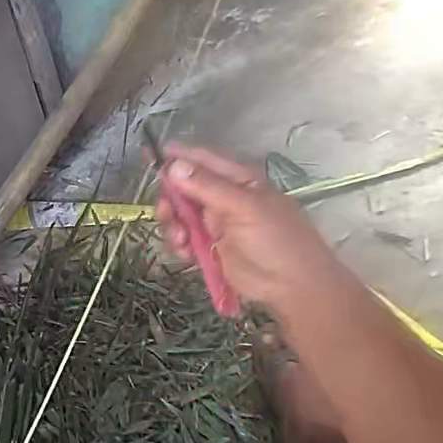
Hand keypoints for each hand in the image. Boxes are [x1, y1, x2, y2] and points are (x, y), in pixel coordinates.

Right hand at [156, 144, 359, 313]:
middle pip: (184, 189)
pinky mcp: (210, 248)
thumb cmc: (277, 240)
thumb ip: (207, 187)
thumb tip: (173, 165)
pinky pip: (184, 239)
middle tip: (166, 211)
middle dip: (171, 199)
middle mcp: (224, 198)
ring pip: (180, 215)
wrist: (293, 287)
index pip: (202, 160)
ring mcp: (216, 224)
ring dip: (173, 225)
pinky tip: (186, 253)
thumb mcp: (244, 208)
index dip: (176, 156)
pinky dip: (179, 244)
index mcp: (238, 180)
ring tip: (180, 240)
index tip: (149, 155)